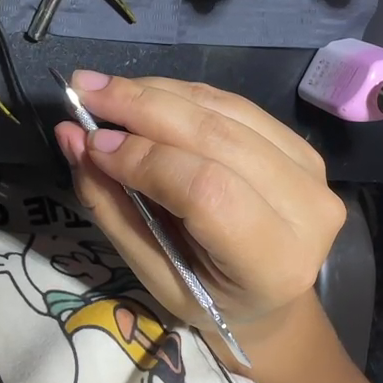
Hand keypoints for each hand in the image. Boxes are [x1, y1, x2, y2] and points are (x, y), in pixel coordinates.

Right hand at [54, 73, 346, 343]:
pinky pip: (231, 103)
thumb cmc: (204, 293)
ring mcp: (311, 171)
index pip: (207, 191)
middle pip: (216, 137)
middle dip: (141, 106)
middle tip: (83, 89)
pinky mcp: (299, 143)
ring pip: (222, 110)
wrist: (270, 296)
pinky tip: (139, 91)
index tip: (89, 140)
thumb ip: (110, 205)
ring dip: (154, 91)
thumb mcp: (150, 270)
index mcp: (274, 261)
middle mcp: (307, 210)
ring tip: (101, 86)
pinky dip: (178, 93)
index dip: (144, 158)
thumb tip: (70, 136)